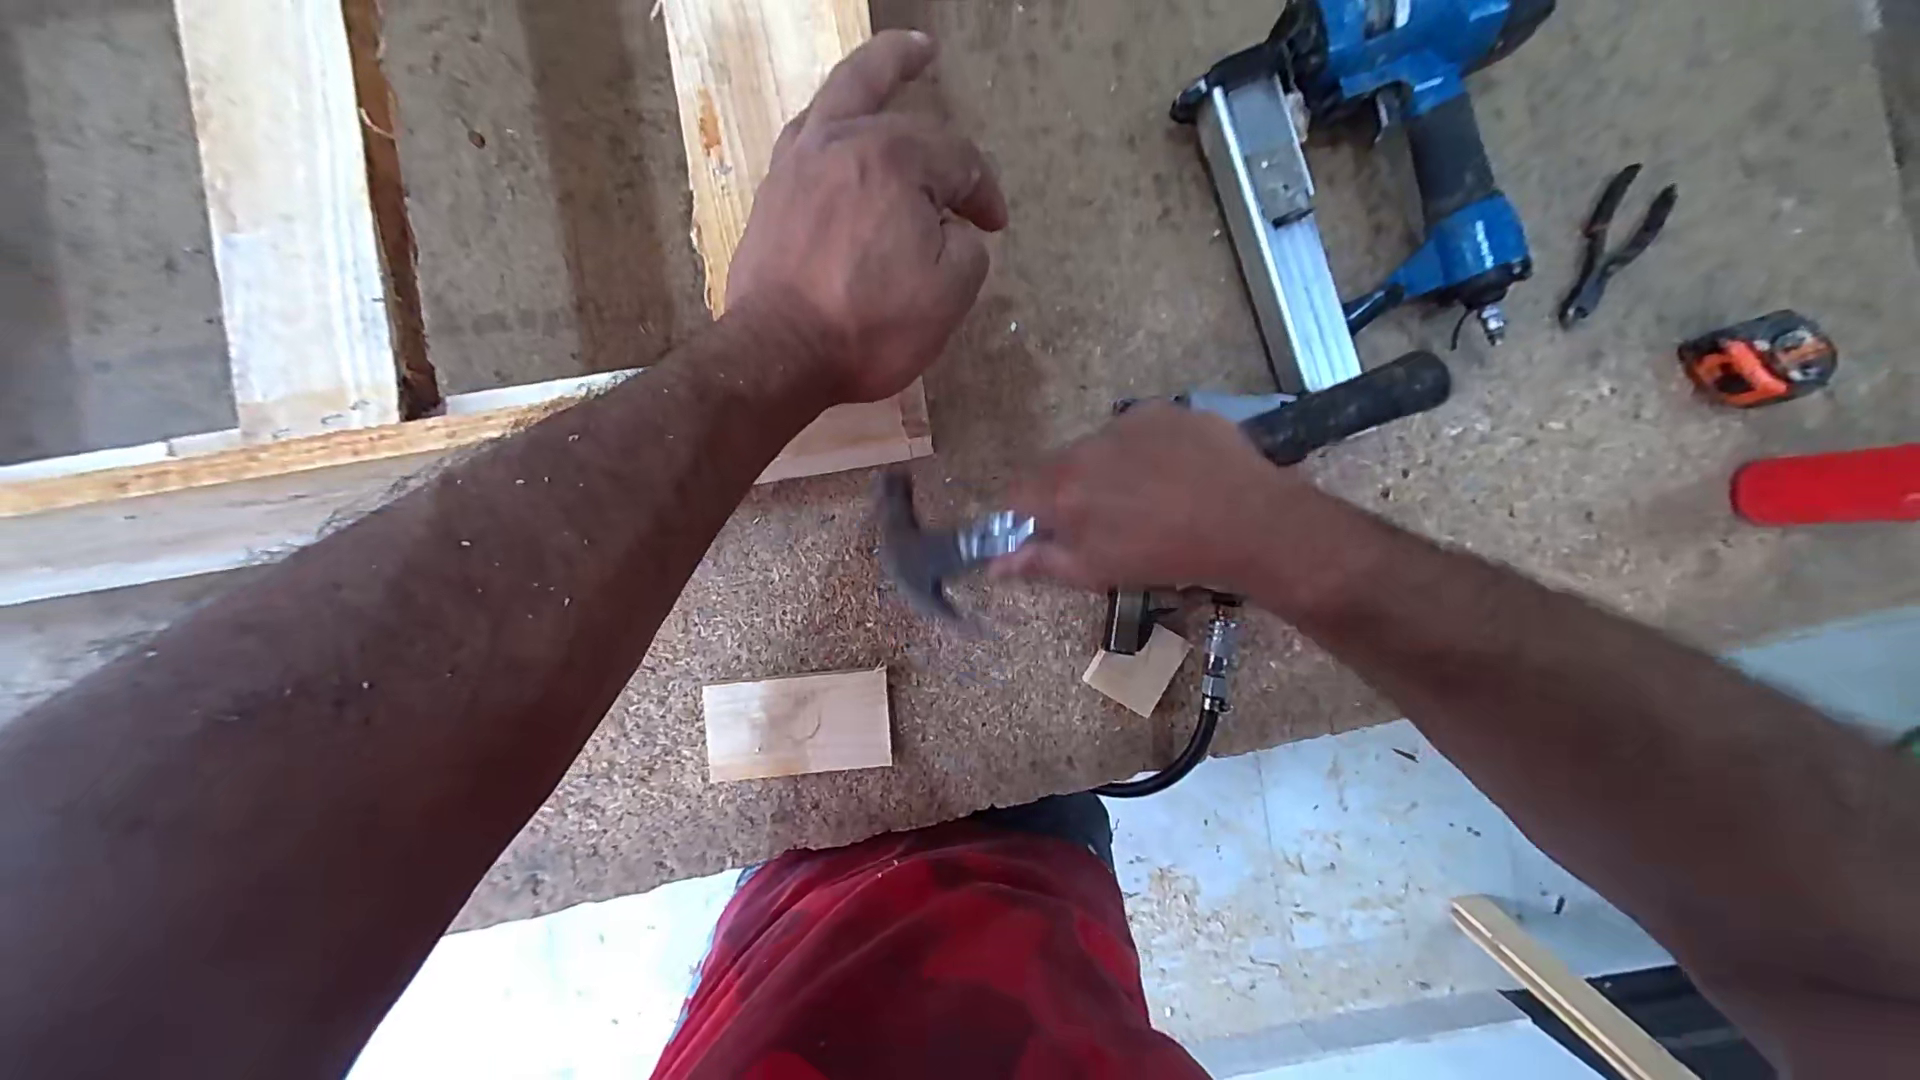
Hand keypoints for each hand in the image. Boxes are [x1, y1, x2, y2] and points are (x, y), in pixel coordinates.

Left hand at [725, 31, 1007, 404]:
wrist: (781, 353)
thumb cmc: (870, 328)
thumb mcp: (948, 296)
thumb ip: (967, 249)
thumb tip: (952, 231)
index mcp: (898, 162)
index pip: (959, 162)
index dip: (985, 194)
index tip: (995, 227)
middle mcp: (846, 143)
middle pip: (907, 122)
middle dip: (946, 153)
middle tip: (957, 147)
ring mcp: (801, 162)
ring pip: (845, 96)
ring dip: (879, 70)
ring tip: (906, 57)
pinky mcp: (773, 191)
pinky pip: (809, 134)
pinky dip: (832, 118)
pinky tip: (839, 123)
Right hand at [994, 405, 1319, 592]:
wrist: (1249, 524)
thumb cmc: (1166, 557)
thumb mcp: (1097, 571)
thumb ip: (1040, 561)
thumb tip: (994, 564)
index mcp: (1063, 489)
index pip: (1015, 493)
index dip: (1026, 513)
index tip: (1047, 528)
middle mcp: (1085, 447)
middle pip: (1057, 467)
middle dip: (1071, 490)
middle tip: (1108, 517)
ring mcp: (1127, 423)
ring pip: (1098, 446)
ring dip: (1108, 467)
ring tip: (1150, 494)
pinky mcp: (1164, 410)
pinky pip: (1138, 429)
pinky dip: (1145, 449)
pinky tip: (1175, 472)